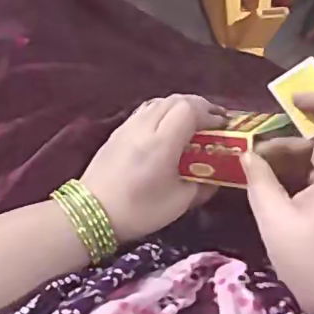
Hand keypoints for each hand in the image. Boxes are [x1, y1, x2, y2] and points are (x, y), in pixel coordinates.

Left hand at [81, 95, 224, 242]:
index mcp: (162, 142)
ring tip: (191, 124)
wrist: (90, 213)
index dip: (210, 114)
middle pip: (175, 100)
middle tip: (213, 123)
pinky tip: (166, 130)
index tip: (223, 127)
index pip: (190, 109)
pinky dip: (161, 113)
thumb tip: (216, 177)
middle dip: (198, 107)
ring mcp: (127, 126)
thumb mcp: (179, 203)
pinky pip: (144, 111)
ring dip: (179, 108)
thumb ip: (203, 185)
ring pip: (158, 103)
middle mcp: (144, 126)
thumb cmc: (138, 210)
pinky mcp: (116, 132)